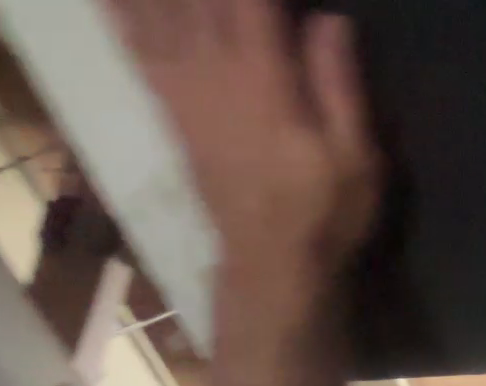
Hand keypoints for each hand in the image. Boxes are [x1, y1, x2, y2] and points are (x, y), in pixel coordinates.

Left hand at [112, 0, 380, 301]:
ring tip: (208, 3)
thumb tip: (331, 20)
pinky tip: (130, 3)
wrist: (272, 260)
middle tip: (246, 5)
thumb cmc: (327, 212)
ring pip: (160, 9)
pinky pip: (130, 35)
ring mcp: (181, 82)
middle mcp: (211, 67)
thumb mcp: (357, 158)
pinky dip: (128, 12)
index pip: (252, 1)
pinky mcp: (167, 101)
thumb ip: (340, 86)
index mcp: (265, 79)